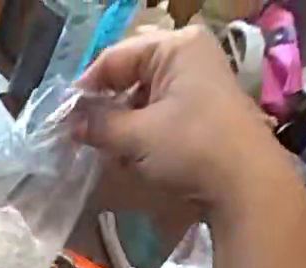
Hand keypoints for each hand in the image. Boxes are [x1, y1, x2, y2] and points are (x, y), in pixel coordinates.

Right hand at [77, 27, 294, 213]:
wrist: (243, 182)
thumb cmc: (191, 148)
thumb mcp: (138, 136)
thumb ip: (100, 126)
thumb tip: (71, 124)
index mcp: (176, 46)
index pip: (115, 57)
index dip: (86, 87)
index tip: (63, 117)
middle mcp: (187, 56)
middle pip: (129, 73)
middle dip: (103, 104)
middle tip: (78, 132)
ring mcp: (195, 83)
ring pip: (141, 95)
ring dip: (118, 121)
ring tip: (98, 147)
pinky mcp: (198, 111)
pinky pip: (156, 112)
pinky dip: (136, 130)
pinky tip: (123, 152)